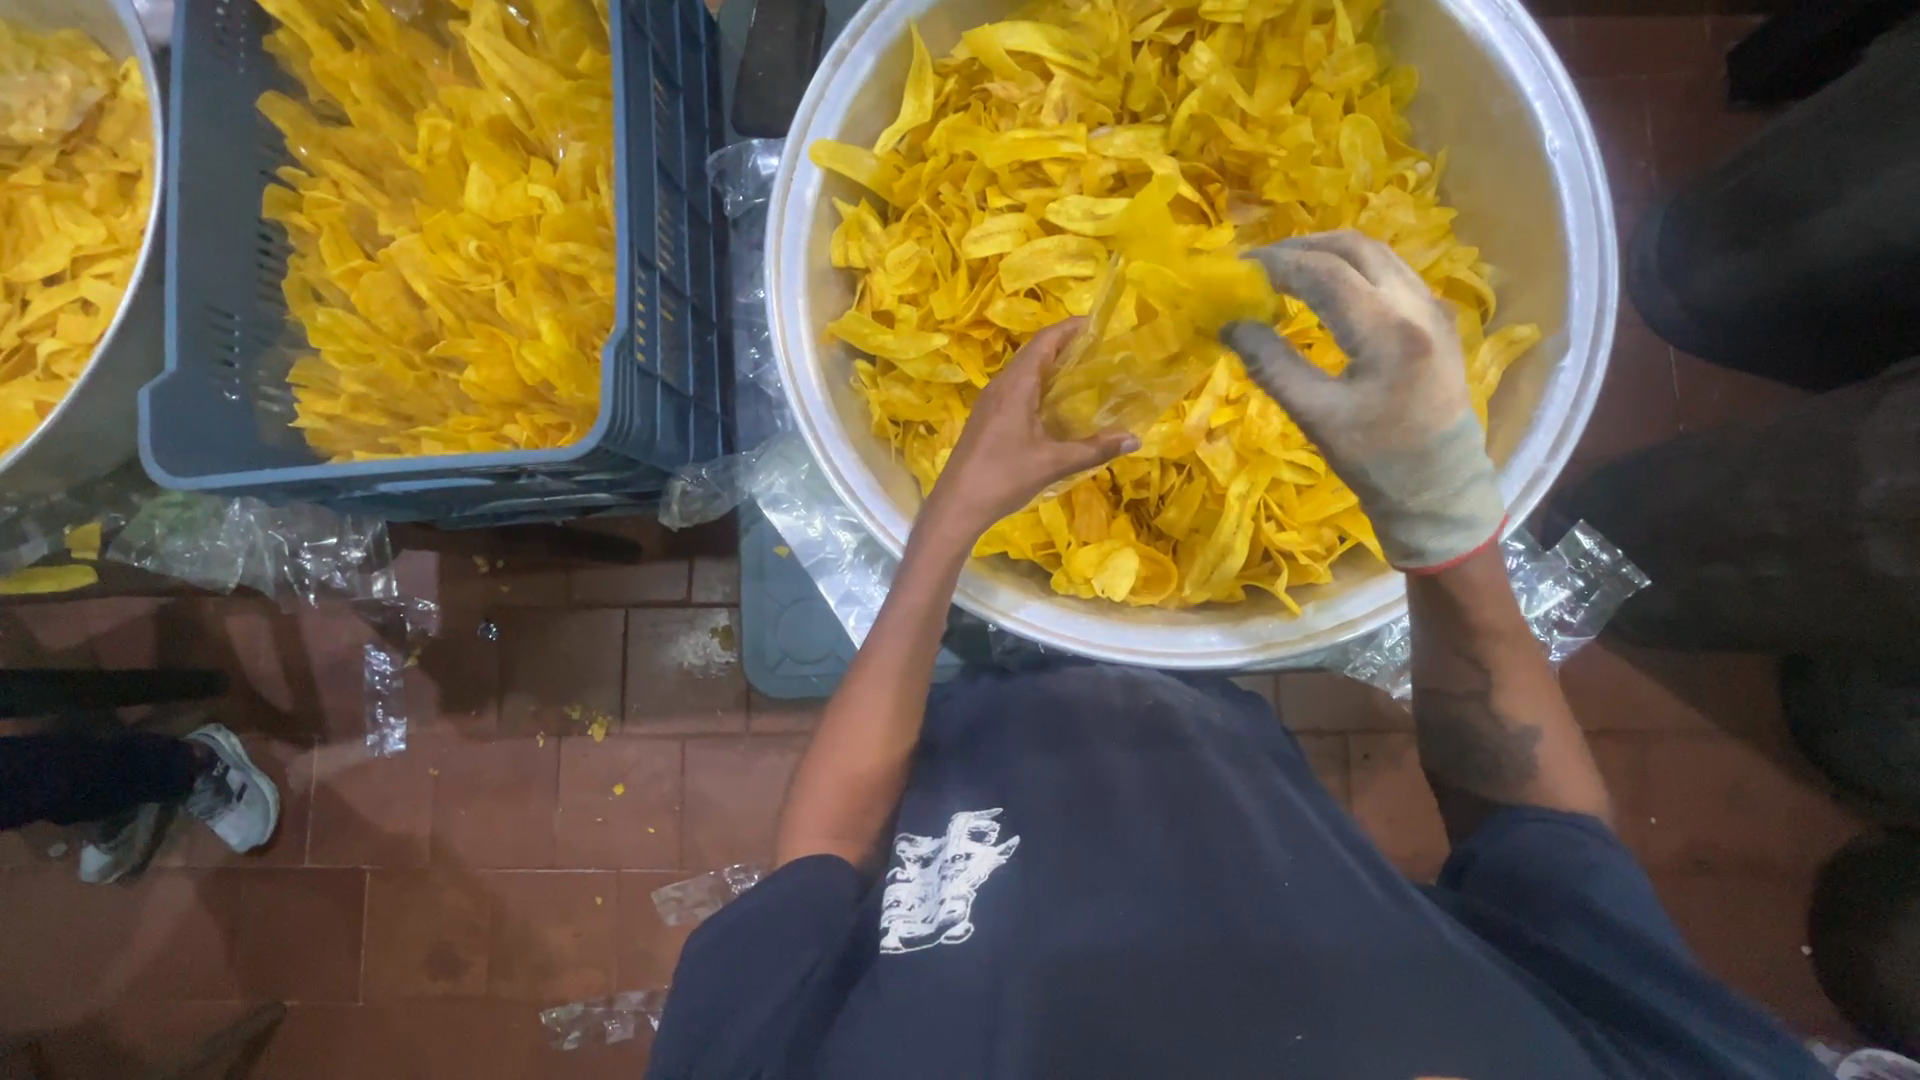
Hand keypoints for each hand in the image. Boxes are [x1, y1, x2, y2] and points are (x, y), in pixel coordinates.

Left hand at [924, 318, 1138, 538]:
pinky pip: (1015, 391)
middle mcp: (1000, 386)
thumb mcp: (1053, 463)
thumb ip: (1094, 449)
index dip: (1070, 329)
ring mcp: (989, 403)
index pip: (1044, 342)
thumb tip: (1135, 438)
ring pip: (1023, 373)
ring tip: (1083, 374)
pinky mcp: (986, 419)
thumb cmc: (1004, 477)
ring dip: (1051, 368)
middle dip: (1065, 347)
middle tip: (1099, 350)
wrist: (957, 505)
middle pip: (1034, 353)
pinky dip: (1038, 388)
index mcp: (1015, 386)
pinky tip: (1055, 406)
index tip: (1098, 325)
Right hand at [1221, 230, 1504, 572]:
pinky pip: (1389, 272)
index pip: (1324, 272)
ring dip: (1326, 254)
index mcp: (1388, 330)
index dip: (1276, 265)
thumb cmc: (1373, 459)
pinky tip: (1322, 289)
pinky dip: (1349, 269)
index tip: (1238, 270)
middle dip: (1300, 248)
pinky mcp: (1435, 317)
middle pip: (1354, 247)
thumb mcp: (1314, 415)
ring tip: (1283, 272)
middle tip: (1257, 265)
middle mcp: (1418, 304)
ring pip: (1376, 254)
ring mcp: (1433, 307)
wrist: (1438, 486)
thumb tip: (1231, 325)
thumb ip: (1271, 364)